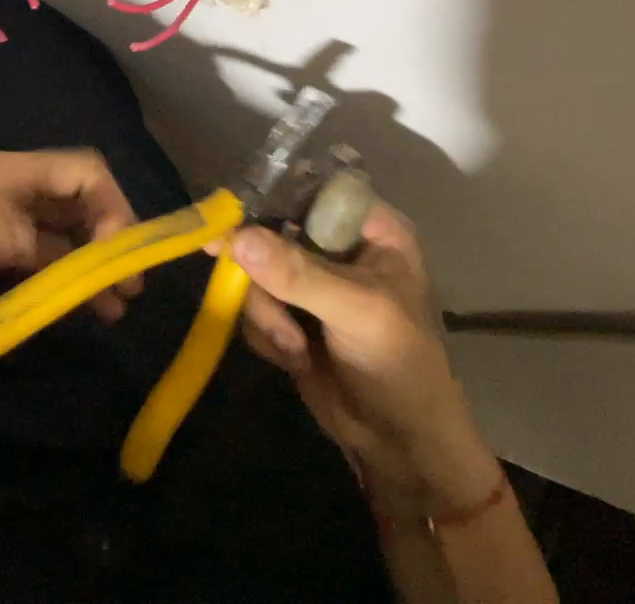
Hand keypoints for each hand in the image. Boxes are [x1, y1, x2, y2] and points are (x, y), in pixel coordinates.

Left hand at [0, 150, 139, 329]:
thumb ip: (25, 244)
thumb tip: (71, 269)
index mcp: (13, 172)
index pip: (84, 173)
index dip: (113, 206)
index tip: (119, 253)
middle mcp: (16, 193)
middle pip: (81, 206)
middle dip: (110, 241)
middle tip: (128, 287)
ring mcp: (4, 226)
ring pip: (64, 240)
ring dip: (90, 269)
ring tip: (113, 310)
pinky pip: (41, 265)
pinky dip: (62, 285)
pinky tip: (77, 310)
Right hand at [215, 204, 503, 515]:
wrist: (401, 444)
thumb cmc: (400, 364)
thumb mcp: (357, 312)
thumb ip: (299, 274)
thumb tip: (238, 238)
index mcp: (370, 228)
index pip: (311, 190)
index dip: (271, 201)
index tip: (233, 223)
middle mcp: (337, 247)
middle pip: (270, 230)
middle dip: (261, 272)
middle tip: (247, 289)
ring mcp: (310, 282)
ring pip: (254, 271)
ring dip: (266, 312)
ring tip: (294, 345)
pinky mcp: (290, 316)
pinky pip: (252, 306)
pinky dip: (264, 333)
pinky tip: (292, 358)